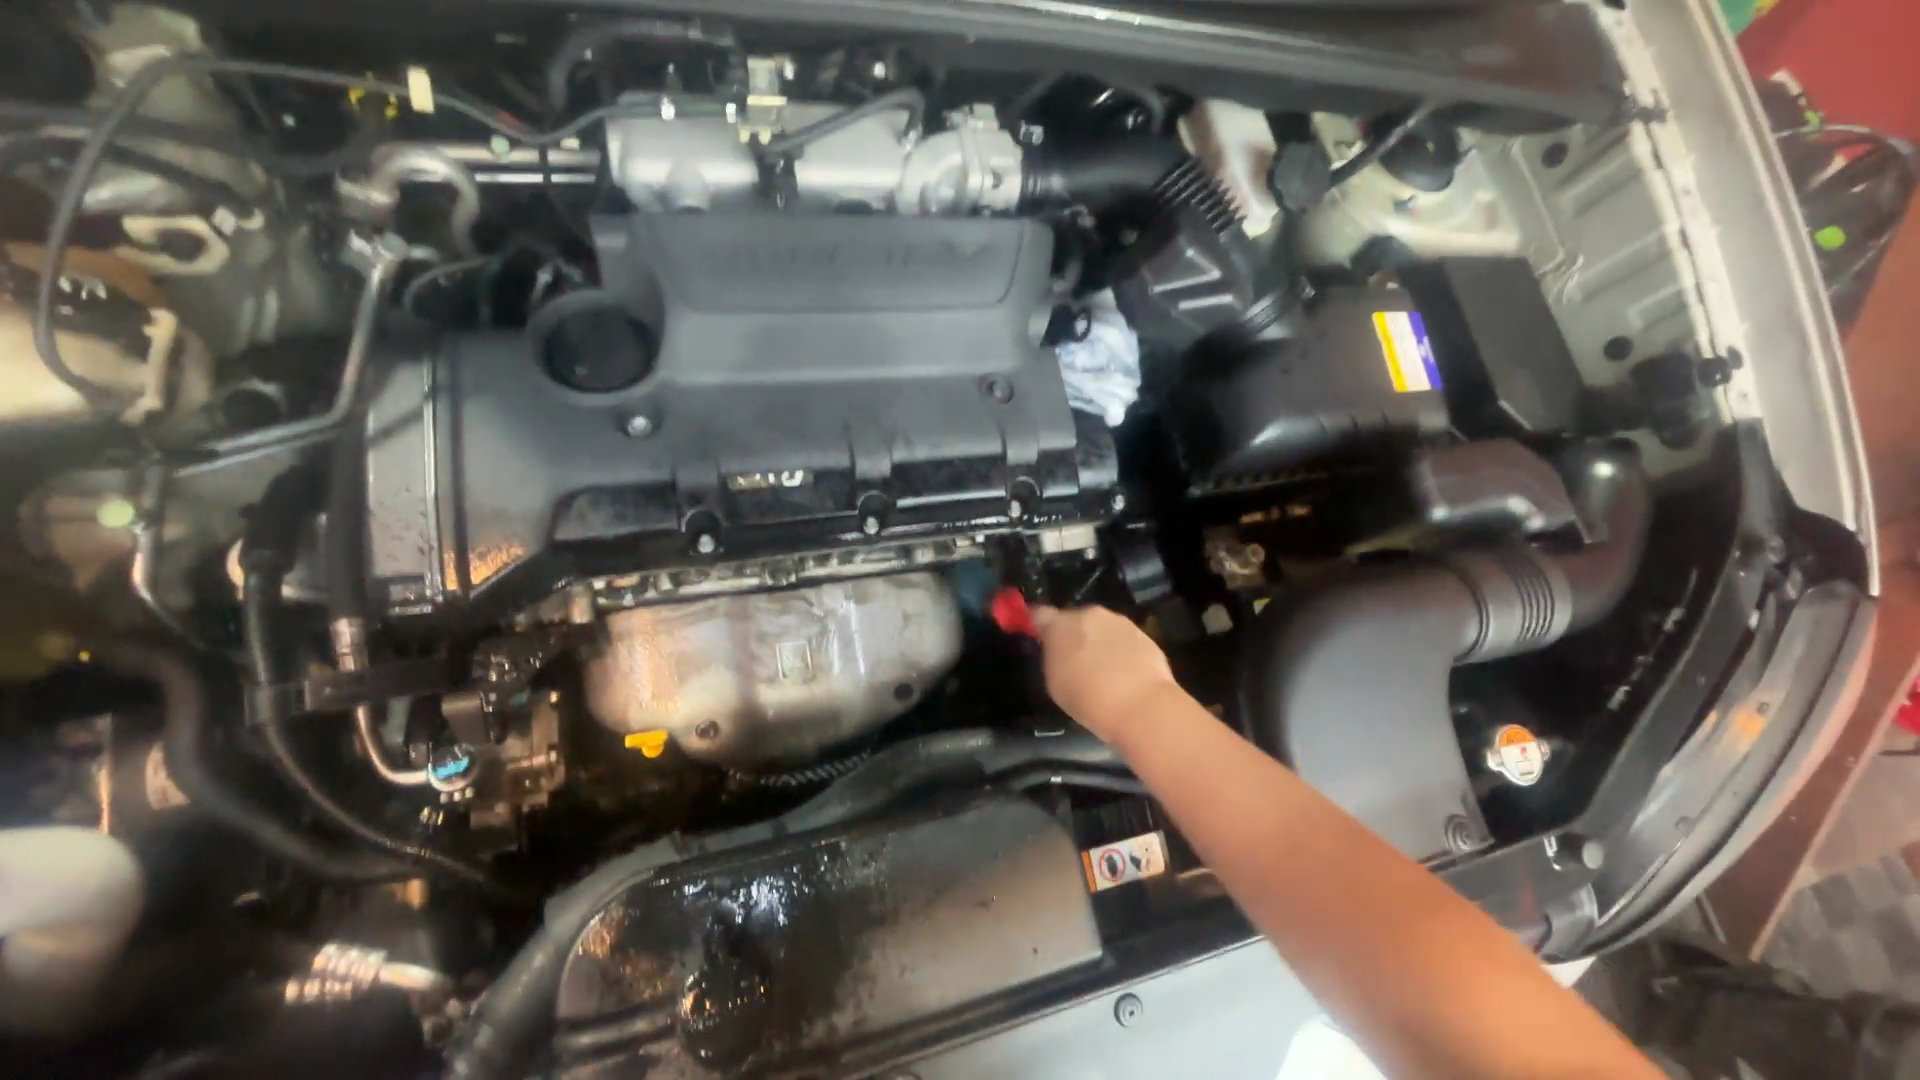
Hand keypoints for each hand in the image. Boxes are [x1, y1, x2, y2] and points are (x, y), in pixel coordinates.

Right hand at [1029, 604, 1177, 741]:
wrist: (1140, 705)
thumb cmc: (1087, 698)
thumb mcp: (1055, 682)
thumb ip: (1053, 657)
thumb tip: (1058, 649)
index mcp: (1060, 625)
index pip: (1040, 614)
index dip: (1038, 624)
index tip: (1039, 636)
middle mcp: (1090, 615)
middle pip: (1075, 619)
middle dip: (1073, 634)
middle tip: (1075, 661)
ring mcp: (1120, 622)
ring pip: (1102, 628)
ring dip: (1099, 641)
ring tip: (1104, 671)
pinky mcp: (1144, 634)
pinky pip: (1124, 639)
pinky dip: (1121, 651)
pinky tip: (1126, 675)